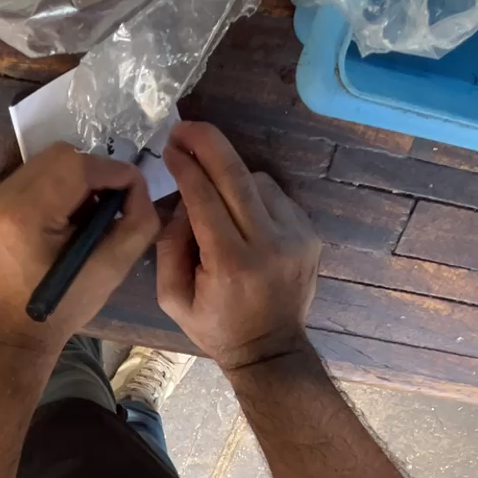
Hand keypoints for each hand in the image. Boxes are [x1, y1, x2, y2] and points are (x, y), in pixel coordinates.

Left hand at [0, 142, 157, 353]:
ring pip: (48, 162)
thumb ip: (137, 224)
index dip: (115, 173)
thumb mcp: (111, 271)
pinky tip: (70, 217)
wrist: (18, 332)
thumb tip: (140, 188)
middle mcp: (3, 197)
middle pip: (62, 156)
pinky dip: (59, 187)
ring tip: (92, 214)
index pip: (79, 166)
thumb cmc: (64, 308)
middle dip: (96, 174)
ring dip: (78, 179)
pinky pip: (34, 176)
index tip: (136, 192)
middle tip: (113, 205)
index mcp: (26, 214)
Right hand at [157, 122, 321, 371]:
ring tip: (212, 192)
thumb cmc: (215, 327)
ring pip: (257, 180)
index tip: (170, 146)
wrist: (270, 350)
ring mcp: (295, 237)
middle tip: (184, 127)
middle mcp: (267, 245)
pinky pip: (275, 196)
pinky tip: (240, 212)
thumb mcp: (173, 298)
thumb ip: (168, 247)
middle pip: (236, 175)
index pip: (204, 198)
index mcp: (230, 265)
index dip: (185, 166)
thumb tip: (181, 201)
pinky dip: (252, 195)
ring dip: (230, 177)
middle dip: (208, 143)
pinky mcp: (309, 234)